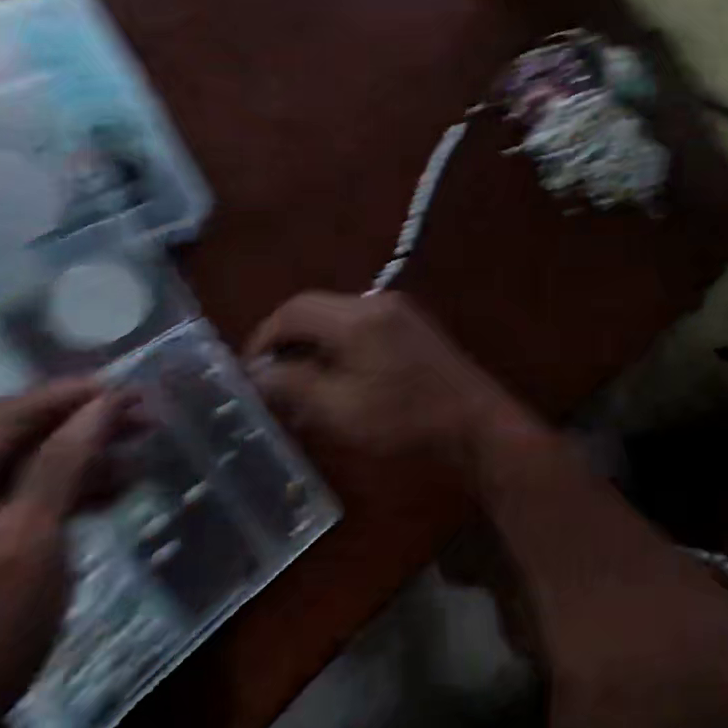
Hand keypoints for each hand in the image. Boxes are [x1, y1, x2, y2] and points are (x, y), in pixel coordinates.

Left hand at [0, 380, 141, 727]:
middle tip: (143, 425)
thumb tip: (98, 406)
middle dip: (76, 429)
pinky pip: (3, 515)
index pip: (5, 415)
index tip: (132, 389)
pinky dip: (50, 503)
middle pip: (5, 443)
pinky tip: (95, 504)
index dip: (72, 396)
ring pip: (8, 479)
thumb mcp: (26, 551)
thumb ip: (59, 469)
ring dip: (70, 467)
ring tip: (133, 465)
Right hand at [245, 291, 528, 462]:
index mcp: (356, 317)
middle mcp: (376, 301)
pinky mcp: (412, 327)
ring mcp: (399, 312)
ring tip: (300, 387)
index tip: (249, 370)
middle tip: (270, 380)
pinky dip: (339, 349)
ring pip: (337, 320)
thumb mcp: (341, 410)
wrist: (478, 426)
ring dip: (312, 347)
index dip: (263, 337)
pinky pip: (361, 329)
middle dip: (286, 343)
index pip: (292, 311)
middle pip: (314, 310)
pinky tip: (336, 381)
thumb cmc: (406, 422)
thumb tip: (257, 373)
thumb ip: (293, 386)